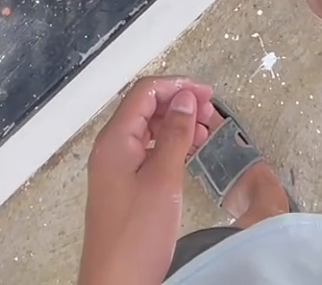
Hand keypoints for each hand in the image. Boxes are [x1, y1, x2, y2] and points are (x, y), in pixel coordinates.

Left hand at [79, 77, 220, 284]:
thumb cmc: (137, 235)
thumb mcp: (163, 179)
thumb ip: (174, 133)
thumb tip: (185, 97)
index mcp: (115, 139)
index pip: (145, 92)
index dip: (177, 86)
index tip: (206, 94)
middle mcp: (111, 147)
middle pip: (146, 107)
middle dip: (179, 103)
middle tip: (210, 112)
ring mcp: (116, 167)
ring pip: (149, 128)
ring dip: (177, 123)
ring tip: (205, 132)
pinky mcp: (123, 185)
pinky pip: (148, 149)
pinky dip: (170, 144)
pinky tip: (189, 151)